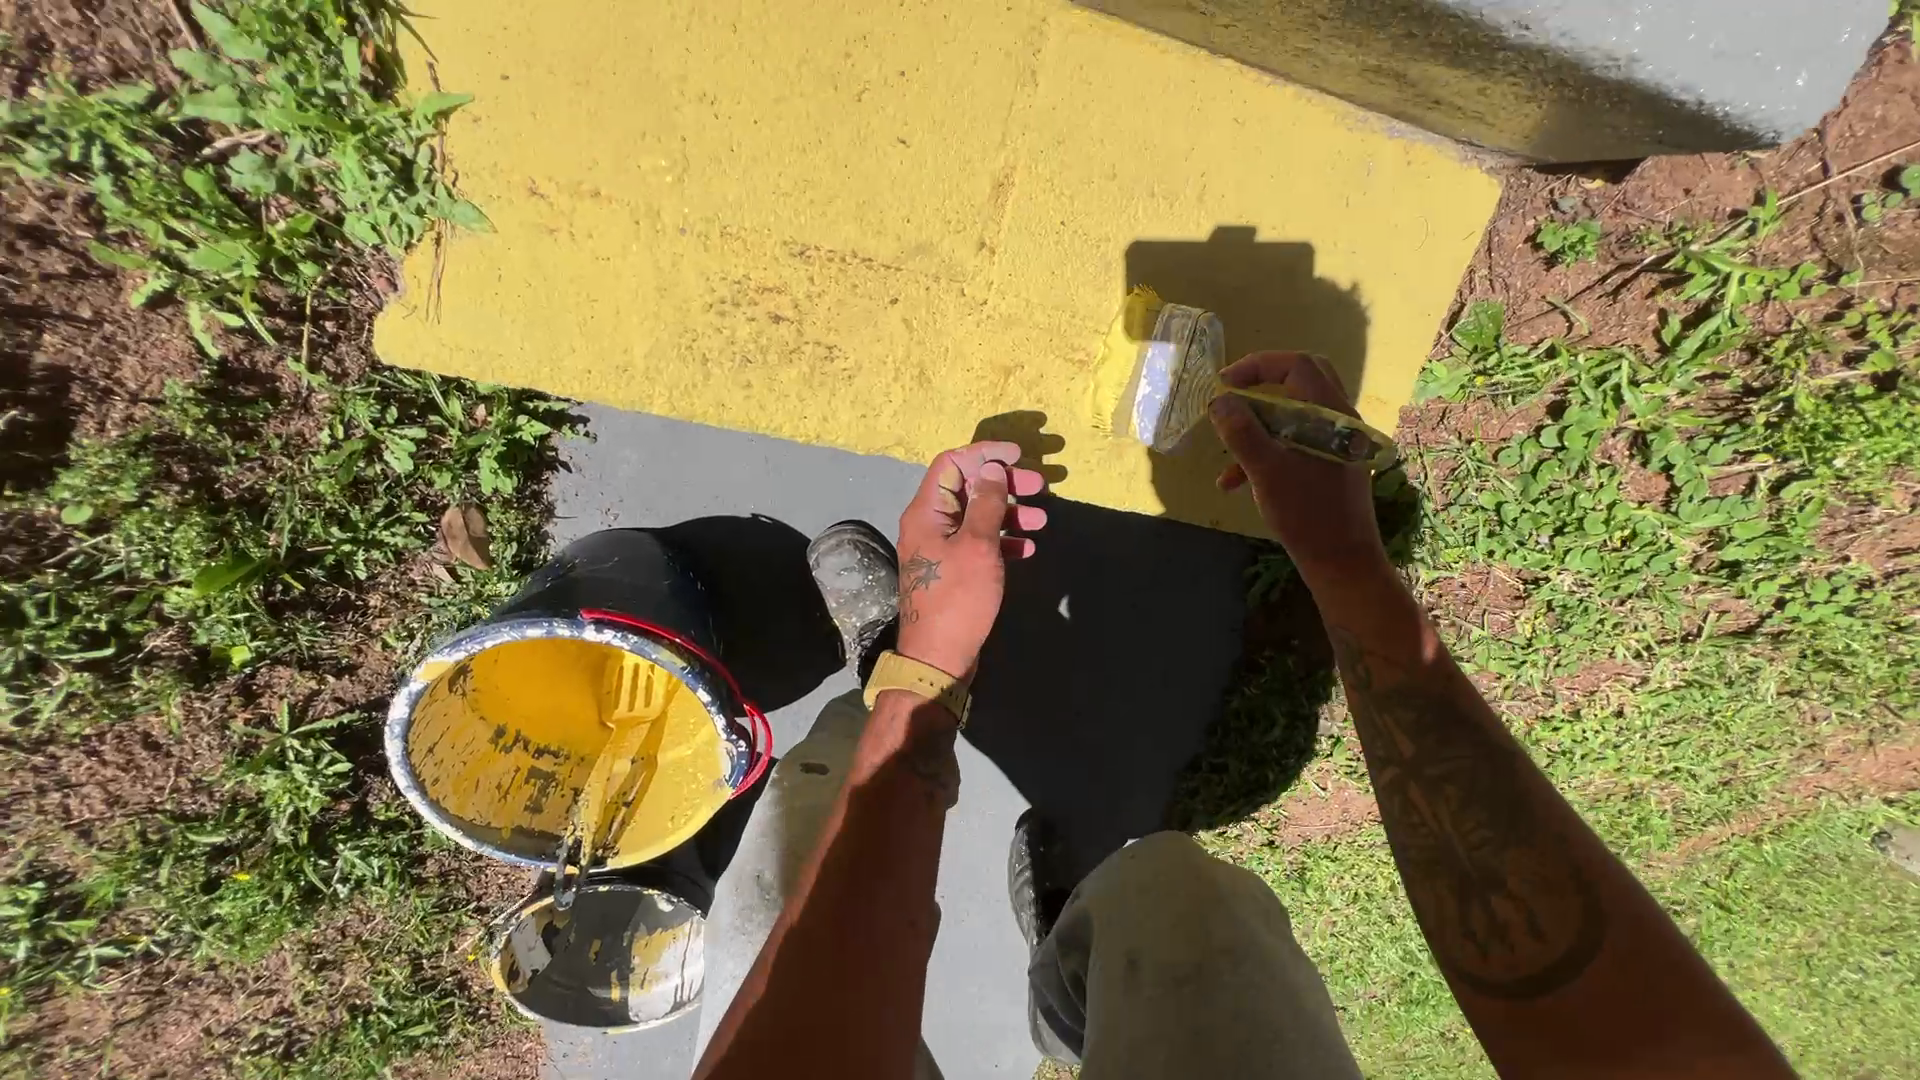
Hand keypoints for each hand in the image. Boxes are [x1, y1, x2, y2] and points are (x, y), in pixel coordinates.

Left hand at [895, 441, 1047, 679]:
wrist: (938, 656)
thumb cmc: (957, 598)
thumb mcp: (978, 546)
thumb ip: (987, 503)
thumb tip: (991, 469)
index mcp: (926, 511)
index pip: (951, 463)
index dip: (984, 454)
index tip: (1018, 455)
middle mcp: (929, 524)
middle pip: (968, 487)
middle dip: (1004, 484)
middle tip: (1039, 486)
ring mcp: (940, 548)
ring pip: (977, 516)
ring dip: (1010, 513)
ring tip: (1041, 520)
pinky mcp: (952, 570)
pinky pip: (979, 543)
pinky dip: (1003, 541)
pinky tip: (1028, 548)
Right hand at [1209, 351, 1389, 587]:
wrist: (1342, 560)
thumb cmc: (1306, 513)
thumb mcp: (1266, 471)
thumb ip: (1242, 432)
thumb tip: (1220, 402)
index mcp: (1330, 414)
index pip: (1296, 366)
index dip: (1257, 366)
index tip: (1225, 383)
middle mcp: (1339, 420)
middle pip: (1300, 381)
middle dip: (1260, 386)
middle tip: (1231, 395)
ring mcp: (1336, 442)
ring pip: (1294, 414)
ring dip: (1258, 425)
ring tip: (1226, 448)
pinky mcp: (1330, 463)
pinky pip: (1295, 442)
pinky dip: (1266, 451)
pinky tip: (1234, 482)